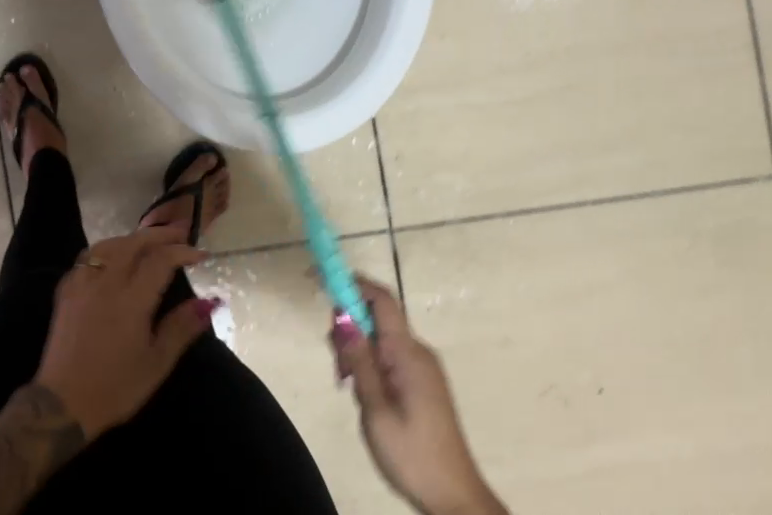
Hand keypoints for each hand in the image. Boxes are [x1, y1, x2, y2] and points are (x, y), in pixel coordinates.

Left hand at [34, 225, 214, 440]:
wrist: (63, 403)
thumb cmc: (116, 388)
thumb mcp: (156, 363)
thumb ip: (182, 327)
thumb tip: (210, 302)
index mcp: (130, 300)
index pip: (160, 260)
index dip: (182, 252)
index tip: (200, 255)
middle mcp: (104, 283)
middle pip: (133, 243)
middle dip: (159, 235)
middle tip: (180, 235)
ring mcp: (81, 284)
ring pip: (108, 245)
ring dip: (132, 238)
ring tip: (149, 242)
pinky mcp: (65, 291)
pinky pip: (87, 257)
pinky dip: (106, 250)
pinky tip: (114, 259)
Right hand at [330, 275, 505, 514]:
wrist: (454, 497)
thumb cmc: (411, 453)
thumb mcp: (375, 408)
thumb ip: (358, 359)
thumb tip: (342, 314)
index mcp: (408, 353)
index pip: (381, 298)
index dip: (350, 282)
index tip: (317, 278)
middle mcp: (418, 351)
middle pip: (376, 317)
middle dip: (348, 329)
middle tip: (338, 371)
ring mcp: (422, 367)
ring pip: (379, 339)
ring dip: (357, 352)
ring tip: (351, 391)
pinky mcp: (422, 382)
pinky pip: (389, 357)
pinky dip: (369, 364)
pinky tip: (363, 395)